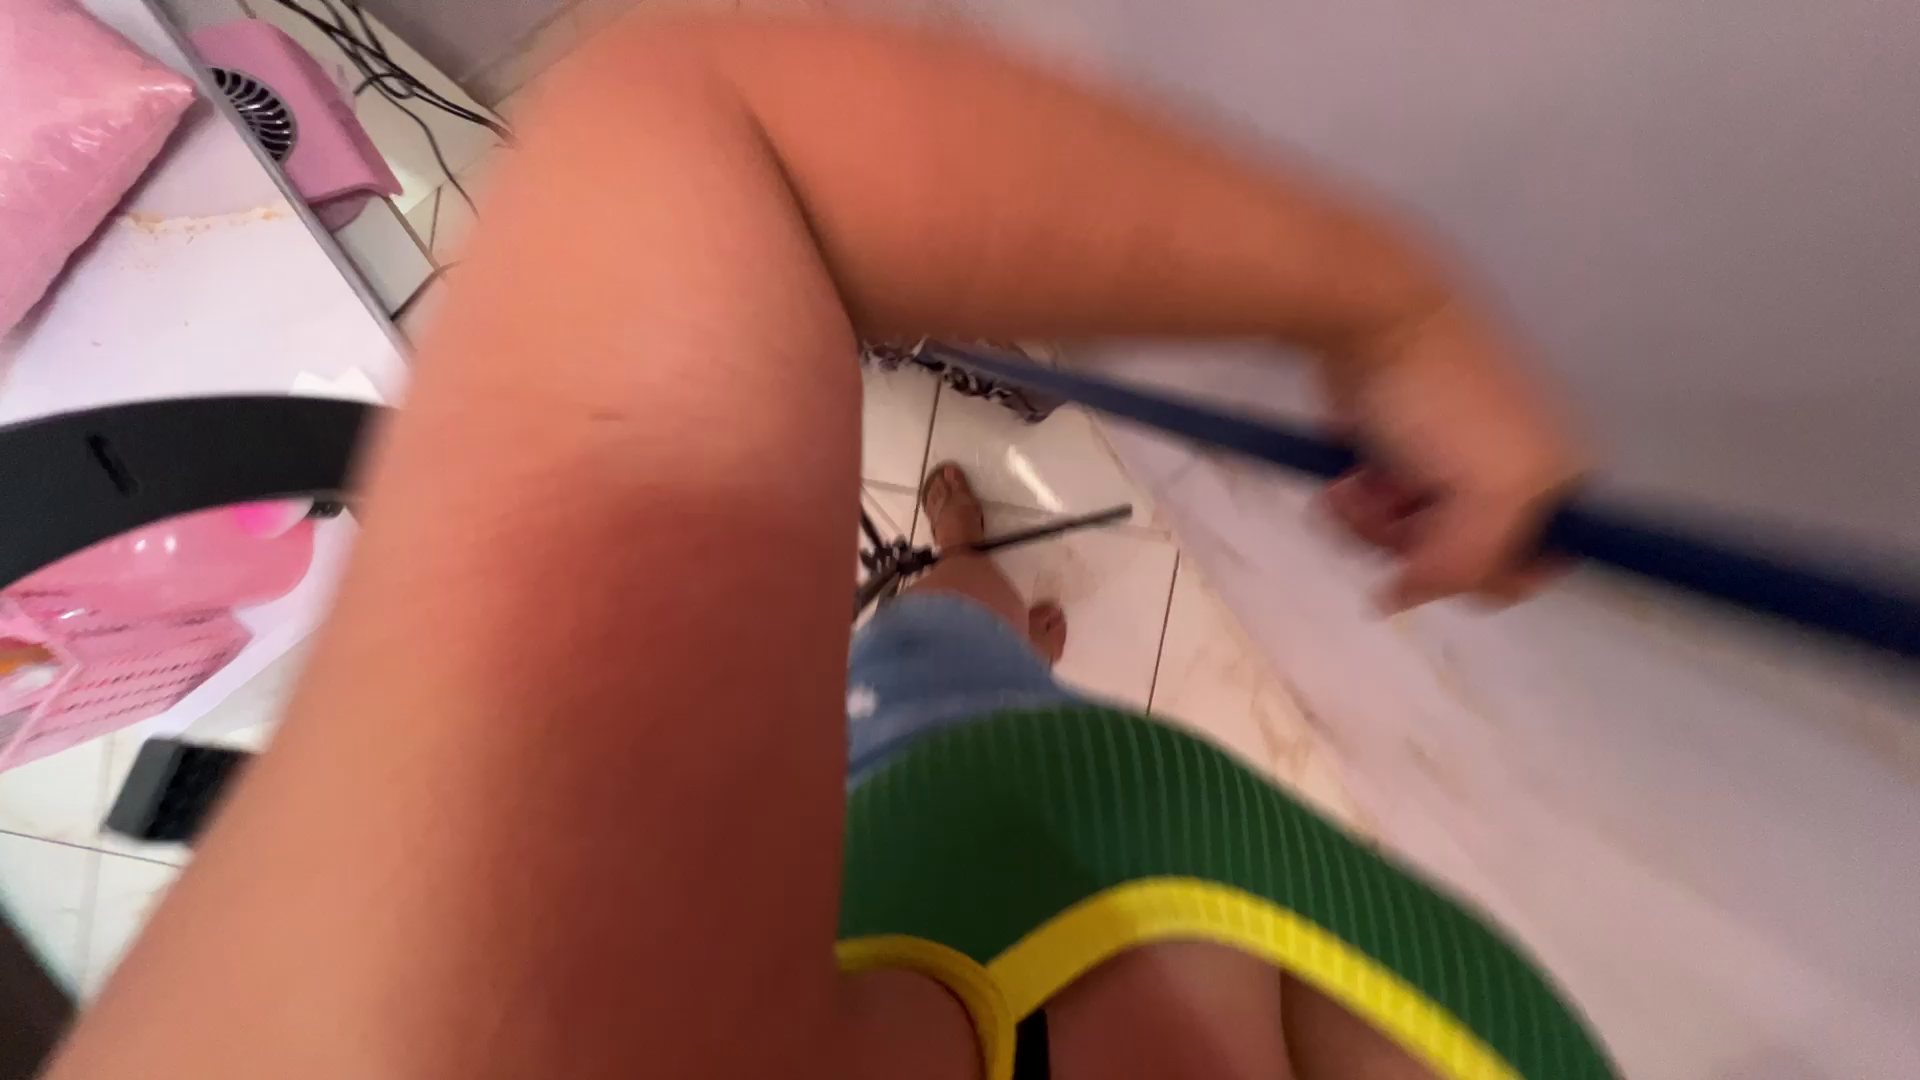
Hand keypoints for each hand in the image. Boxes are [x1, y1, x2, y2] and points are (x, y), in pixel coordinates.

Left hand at [1317, 299, 1583, 610]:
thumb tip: (1400, 600)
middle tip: (1392, 506)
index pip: (1529, 567)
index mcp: (1551, 483)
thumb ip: (1467, 563)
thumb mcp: (1492, 488)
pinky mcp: (1380, 459)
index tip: (1441, 555)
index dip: (1480, 576)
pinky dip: (1347, 505)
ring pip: (1398, 542)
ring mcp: (1432, 470)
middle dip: (1411, 544)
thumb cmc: (1442, 401)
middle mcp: (1496, 480)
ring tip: (1357, 486)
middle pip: (1450, 560)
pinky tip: (1340, 480)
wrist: (1371, 321)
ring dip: (1369, 524)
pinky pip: (1363, 513)